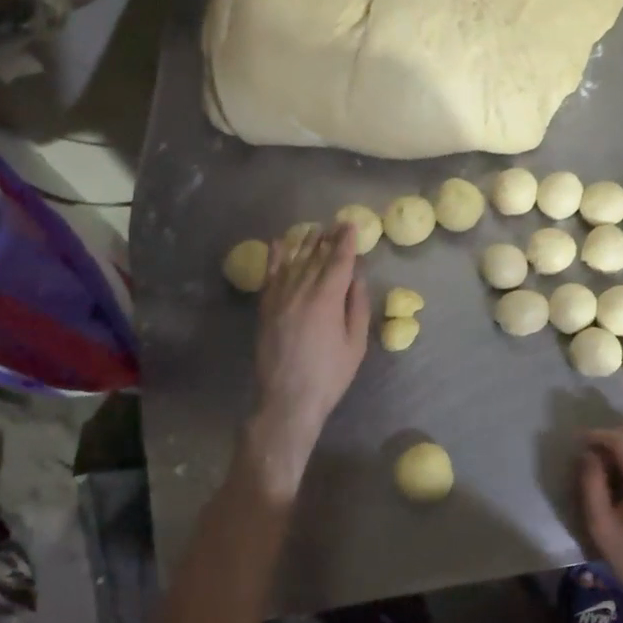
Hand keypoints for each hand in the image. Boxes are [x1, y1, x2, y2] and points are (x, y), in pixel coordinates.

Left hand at [243, 223, 369, 496]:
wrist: (287, 398)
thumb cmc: (329, 376)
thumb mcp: (355, 344)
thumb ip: (357, 307)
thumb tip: (356, 277)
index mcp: (327, 299)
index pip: (339, 261)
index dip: (347, 241)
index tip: (352, 225)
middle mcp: (301, 290)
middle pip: (315, 256)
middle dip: (327, 238)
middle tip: (335, 224)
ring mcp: (279, 297)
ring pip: (293, 261)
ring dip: (304, 242)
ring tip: (314, 229)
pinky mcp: (265, 307)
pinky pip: (270, 274)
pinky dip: (275, 256)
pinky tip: (279, 243)